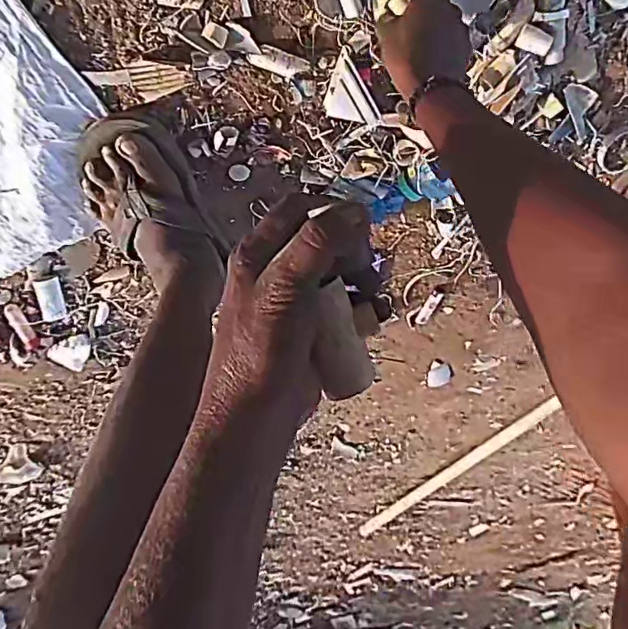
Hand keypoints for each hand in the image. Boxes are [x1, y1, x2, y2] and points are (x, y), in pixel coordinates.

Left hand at [201, 194, 378, 431]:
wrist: (255, 420)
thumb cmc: (261, 351)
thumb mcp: (286, 286)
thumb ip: (317, 242)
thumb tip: (355, 210)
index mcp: (259, 252)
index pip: (299, 208)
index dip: (332, 209)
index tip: (361, 226)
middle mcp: (277, 271)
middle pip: (327, 239)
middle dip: (354, 250)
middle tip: (365, 270)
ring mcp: (297, 300)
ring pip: (341, 272)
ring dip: (364, 279)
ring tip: (372, 298)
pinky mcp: (313, 326)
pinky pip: (345, 303)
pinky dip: (362, 307)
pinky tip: (370, 320)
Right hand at [374, 0, 471, 101]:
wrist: (434, 90)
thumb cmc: (410, 61)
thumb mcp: (386, 34)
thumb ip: (387, 14)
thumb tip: (386, 10)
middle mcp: (448, 8)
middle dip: (421, 6)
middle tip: (405, 18)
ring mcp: (459, 26)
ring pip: (444, 16)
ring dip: (432, 22)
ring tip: (416, 37)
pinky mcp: (464, 44)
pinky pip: (451, 34)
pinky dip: (442, 38)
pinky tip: (429, 49)